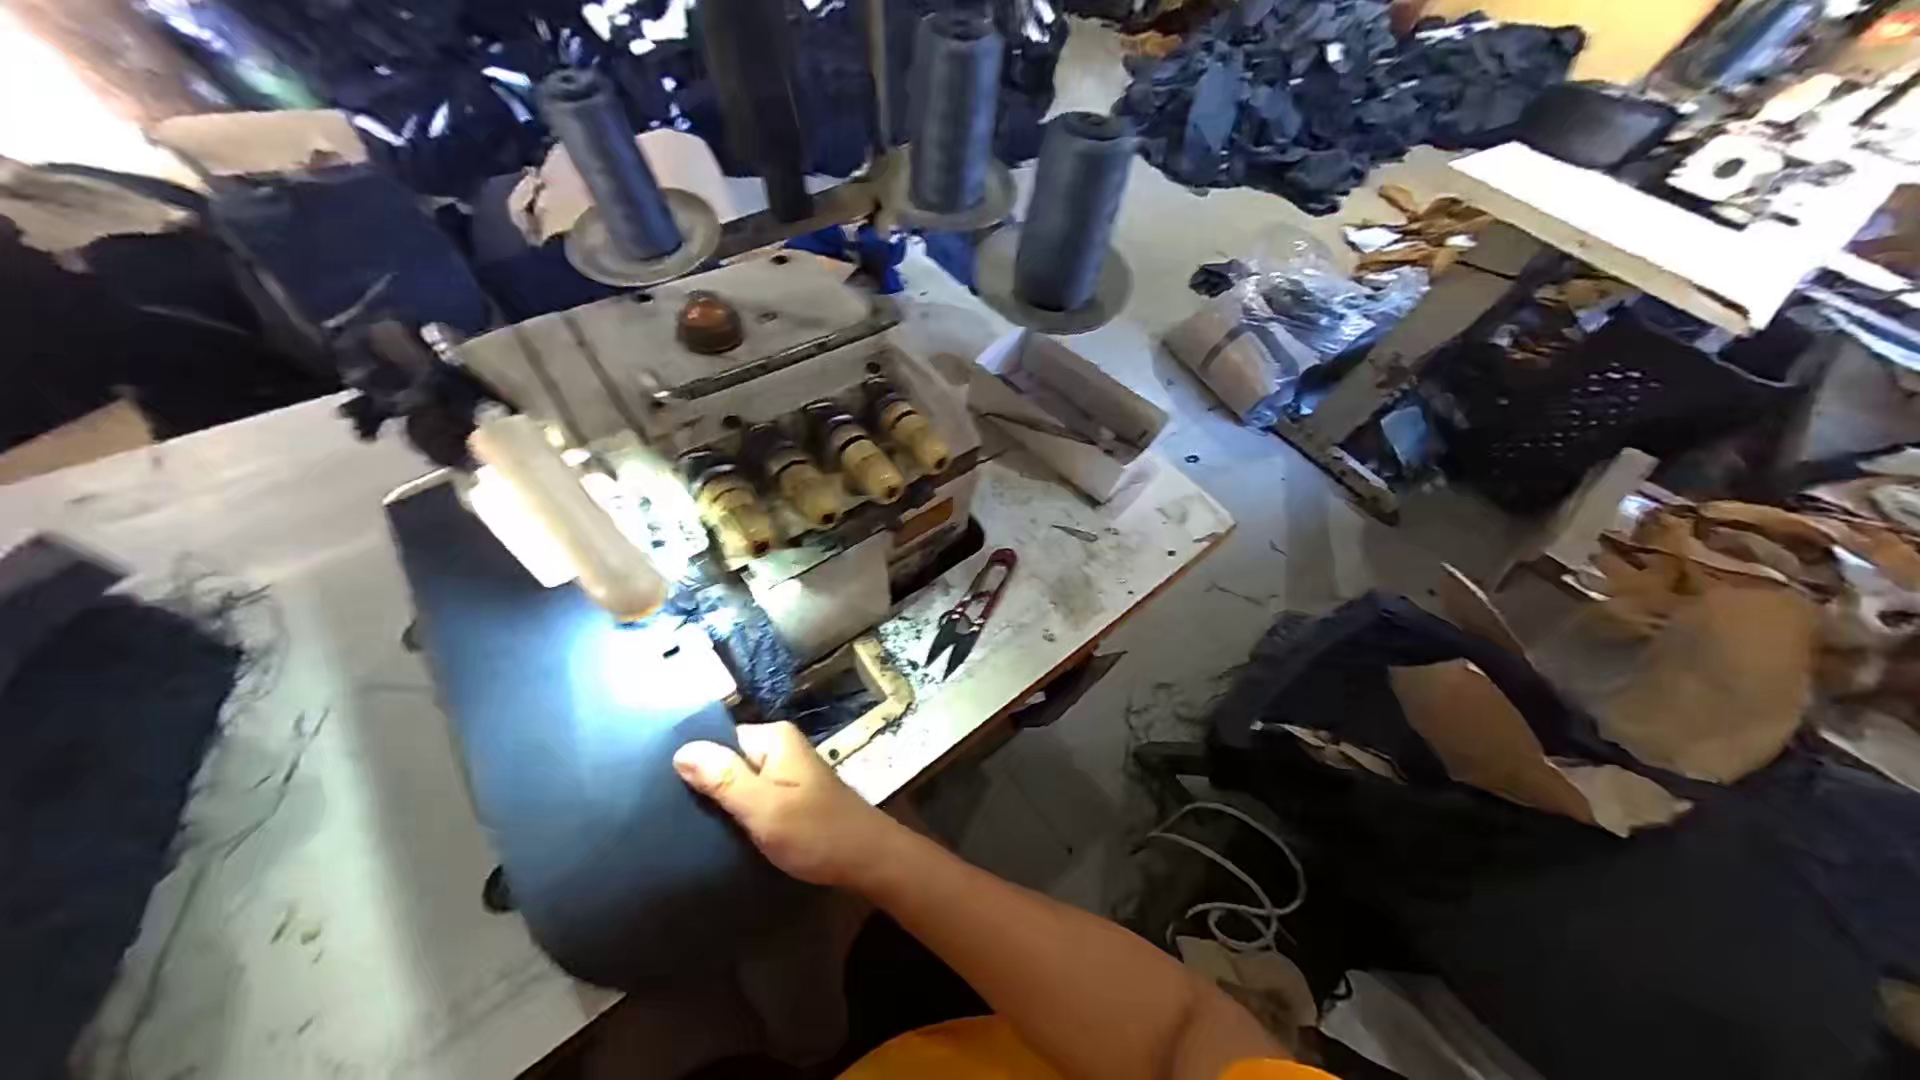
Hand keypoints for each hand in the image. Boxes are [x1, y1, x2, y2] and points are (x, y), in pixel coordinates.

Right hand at [674, 721, 910, 889]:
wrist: (867, 860)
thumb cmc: (816, 832)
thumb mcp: (764, 807)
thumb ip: (724, 778)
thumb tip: (681, 750)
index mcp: (774, 739)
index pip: (717, 740)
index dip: (692, 764)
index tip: (660, 793)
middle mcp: (780, 748)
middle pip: (726, 762)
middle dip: (703, 787)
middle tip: (669, 818)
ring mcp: (786, 773)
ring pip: (738, 783)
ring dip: (720, 805)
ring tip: (686, 830)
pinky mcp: (789, 797)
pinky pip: (752, 799)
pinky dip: (738, 815)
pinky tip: (717, 836)